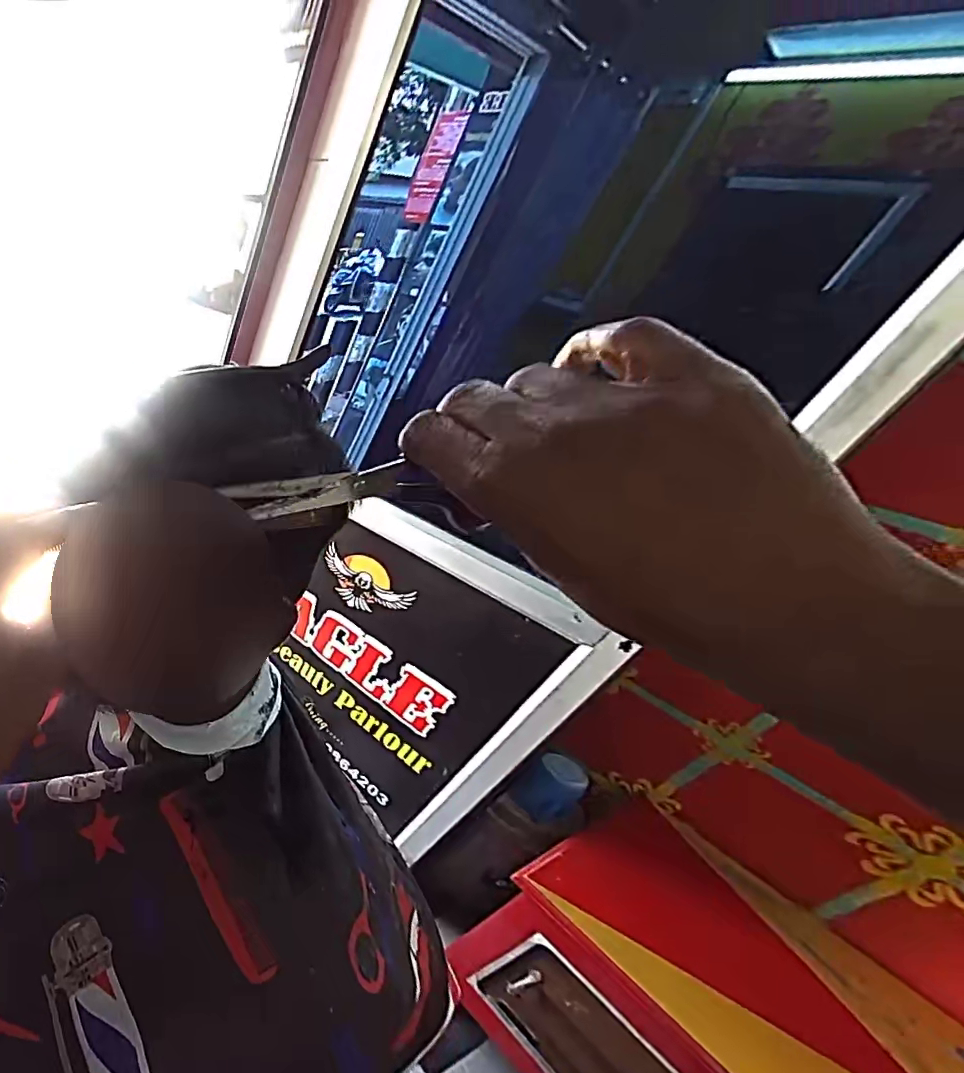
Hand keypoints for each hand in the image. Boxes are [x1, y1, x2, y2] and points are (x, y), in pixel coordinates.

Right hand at [398, 317, 923, 677]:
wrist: (785, 601)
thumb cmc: (667, 597)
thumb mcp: (546, 560)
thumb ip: (501, 505)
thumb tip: (482, 482)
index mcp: (503, 480)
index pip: (426, 432)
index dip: (424, 442)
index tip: (435, 449)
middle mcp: (549, 432)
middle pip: (469, 395)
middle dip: (468, 420)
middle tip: (491, 443)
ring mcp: (621, 401)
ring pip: (536, 372)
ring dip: (534, 398)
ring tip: (562, 425)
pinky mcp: (693, 381)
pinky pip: (626, 335)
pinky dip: (602, 347)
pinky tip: (599, 368)